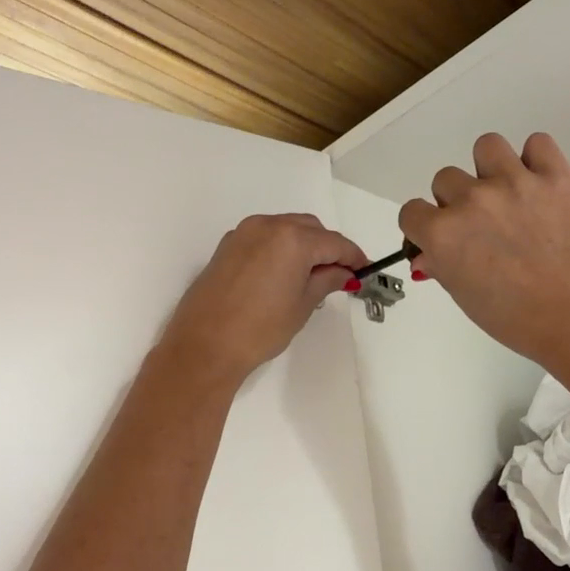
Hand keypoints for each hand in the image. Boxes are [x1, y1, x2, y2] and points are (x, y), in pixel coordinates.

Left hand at [159, 213, 367, 381]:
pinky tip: (284, 274)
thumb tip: (343, 273)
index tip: (364, 270)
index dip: (353, 257)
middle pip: (310, 229)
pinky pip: (264, 238)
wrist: (205, 345)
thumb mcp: (302, 305)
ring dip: (304, 246)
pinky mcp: (227, 246)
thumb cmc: (261, 329)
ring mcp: (243, 233)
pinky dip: (281, 249)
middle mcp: (267, 225)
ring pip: (285, 229)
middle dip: (328, 248)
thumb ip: (326, 281)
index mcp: (292, 238)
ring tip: (313, 276)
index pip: (334, 242)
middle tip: (340, 276)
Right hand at [399, 133, 569, 367]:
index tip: (442, 238)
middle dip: (459, 202)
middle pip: (447, 179)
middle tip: (484, 227)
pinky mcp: (556, 176)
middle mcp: (472, 200)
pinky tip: (541, 187)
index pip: (411, 211)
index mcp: (443, 234)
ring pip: (487, 147)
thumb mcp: (467, 298)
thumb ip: (442, 266)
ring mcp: (515, 182)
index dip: (425, 226)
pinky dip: (537, 160)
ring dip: (491, 169)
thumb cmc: (516, 320)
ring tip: (510, 195)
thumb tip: (429, 254)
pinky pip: (538, 144)